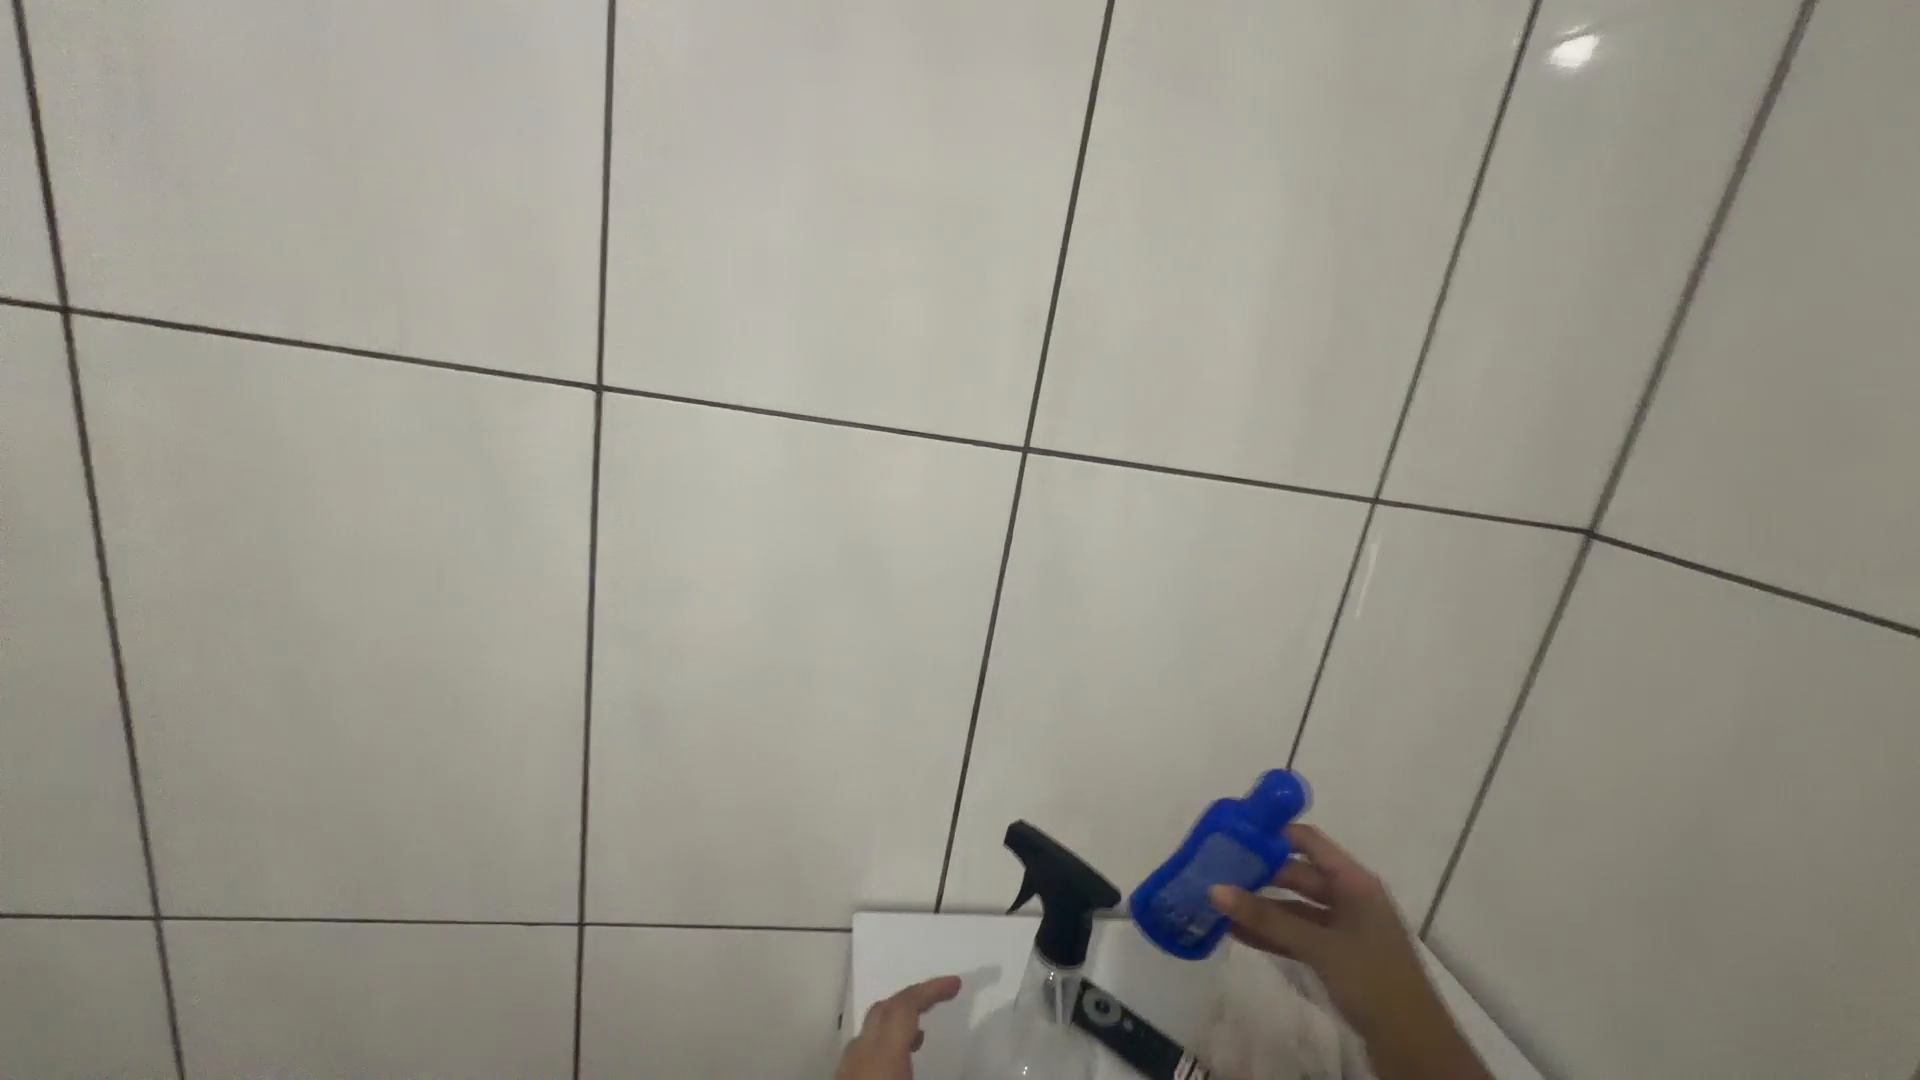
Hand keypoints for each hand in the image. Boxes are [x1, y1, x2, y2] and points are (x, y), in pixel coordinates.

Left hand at [835, 974, 961, 1079]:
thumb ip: (940, 1065)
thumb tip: (974, 1065)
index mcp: (882, 1053)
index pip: (905, 1005)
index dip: (931, 989)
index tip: (955, 983)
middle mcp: (860, 1052)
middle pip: (884, 1010)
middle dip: (912, 998)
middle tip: (938, 998)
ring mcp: (845, 1068)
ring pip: (869, 1030)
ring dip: (896, 1021)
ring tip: (920, 1034)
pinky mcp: (841, 1079)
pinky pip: (862, 1050)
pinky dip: (882, 1043)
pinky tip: (895, 1064)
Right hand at [1209, 825, 1490, 1079]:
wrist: (1415, 1047)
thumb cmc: (1373, 980)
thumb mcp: (1318, 945)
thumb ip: (1266, 918)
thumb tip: (1214, 889)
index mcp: (1355, 882)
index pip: (1308, 841)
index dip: (1272, 833)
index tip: (1232, 831)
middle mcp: (1350, 897)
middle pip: (1297, 873)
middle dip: (1259, 872)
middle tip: (1215, 868)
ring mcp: (1344, 928)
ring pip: (1294, 907)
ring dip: (1261, 907)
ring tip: (1218, 902)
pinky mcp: (1338, 956)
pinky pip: (1298, 934)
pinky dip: (1272, 933)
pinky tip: (1237, 933)